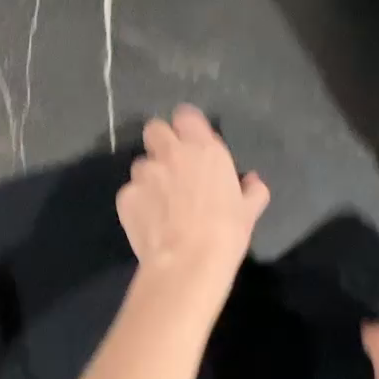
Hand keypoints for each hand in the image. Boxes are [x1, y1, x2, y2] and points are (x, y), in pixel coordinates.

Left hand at [116, 105, 269, 276]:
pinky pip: (129, 193)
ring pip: (140, 165)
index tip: (187, 144)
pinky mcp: (126, 197)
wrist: (187, 263)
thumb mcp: (248, 211)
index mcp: (204, 149)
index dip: (184, 128)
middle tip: (168, 169)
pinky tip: (147, 223)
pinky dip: (136, 204)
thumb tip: (253, 182)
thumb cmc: (224, 234)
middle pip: (155, 130)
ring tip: (157, 203)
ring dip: (148, 178)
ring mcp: (145, 174)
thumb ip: (252, 190)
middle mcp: (171, 154)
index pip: (186, 116)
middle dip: (159, 145)